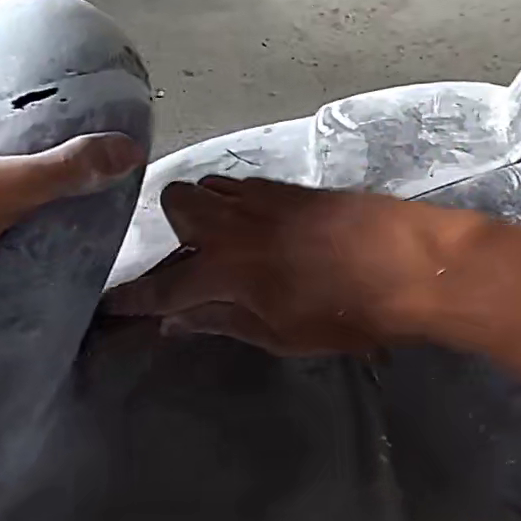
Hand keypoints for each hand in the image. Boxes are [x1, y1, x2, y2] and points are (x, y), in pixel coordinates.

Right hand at [106, 177, 481, 355]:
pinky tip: (258, 225)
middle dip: (171, 228)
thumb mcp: (279, 335)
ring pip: (207, 186)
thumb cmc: (343, 312)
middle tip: (194, 256)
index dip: (132, 299)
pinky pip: (240, 185)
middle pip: (175, 204)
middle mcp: (230, 224)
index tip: (109, 304)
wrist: (411, 262)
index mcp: (223, 269)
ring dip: (202, 210)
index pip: (162, 287)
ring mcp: (259, 198)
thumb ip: (221, 322)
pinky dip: (233, 202)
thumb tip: (175, 323)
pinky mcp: (286, 187)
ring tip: (224, 237)